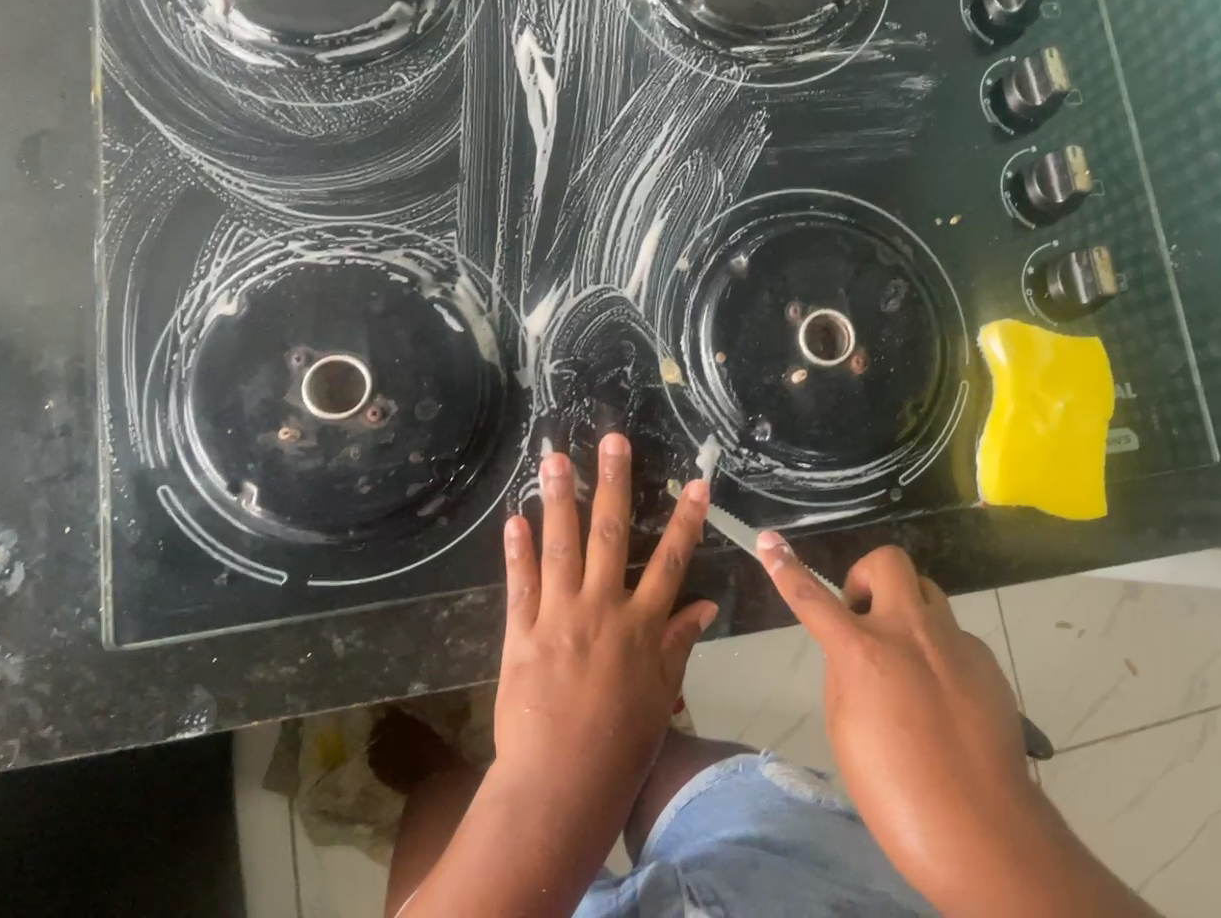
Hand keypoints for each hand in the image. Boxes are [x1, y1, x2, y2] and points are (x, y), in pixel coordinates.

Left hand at [492, 435, 717, 832]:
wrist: (562, 781)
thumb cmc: (622, 742)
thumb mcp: (662, 693)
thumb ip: (679, 643)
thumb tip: (705, 605)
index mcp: (642, 625)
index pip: (671, 560)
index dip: (687, 520)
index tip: (697, 483)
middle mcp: (602, 609)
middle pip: (610, 535)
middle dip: (614, 483)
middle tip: (612, 438)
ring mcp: (558, 617)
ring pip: (559, 547)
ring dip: (559, 499)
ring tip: (555, 458)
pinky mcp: (520, 634)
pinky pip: (519, 585)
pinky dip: (517, 550)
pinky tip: (515, 517)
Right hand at [756, 535, 1155, 917]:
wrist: (978, 825)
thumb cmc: (893, 789)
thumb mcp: (846, 727)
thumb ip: (846, 673)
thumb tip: (857, 650)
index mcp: (864, 652)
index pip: (812, 597)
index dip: (785, 566)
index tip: (770, 540)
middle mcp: (911, 631)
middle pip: (887, 561)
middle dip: (867, 576)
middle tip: (863, 618)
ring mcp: (954, 641)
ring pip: (927, 592)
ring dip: (906, 610)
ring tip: (905, 660)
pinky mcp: (986, 660)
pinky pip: (953, 636)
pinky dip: (937, 652)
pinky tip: (941, 700)